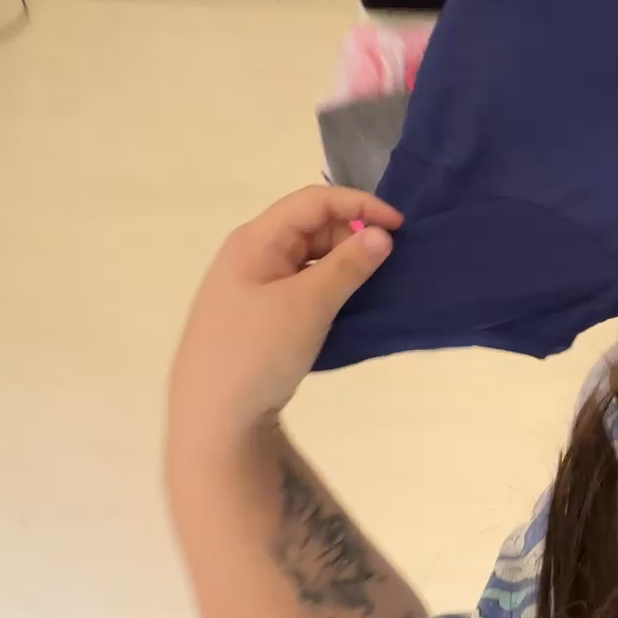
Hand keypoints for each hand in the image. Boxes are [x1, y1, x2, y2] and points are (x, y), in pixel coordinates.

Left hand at [170, 186, 403, 437]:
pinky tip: (355, 302)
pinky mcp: (266, 311)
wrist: (215, 415)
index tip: (402, 227)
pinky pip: (309, 283)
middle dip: (355, 234)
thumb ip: (348, 265)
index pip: (314, 201)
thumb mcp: (308, 305)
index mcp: (256, 241)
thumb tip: (383, 233)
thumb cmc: (257, 351)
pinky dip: (336, 285)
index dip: (360, 205)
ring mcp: (258, 284)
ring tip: (380, 282)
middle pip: (314, 226)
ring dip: (348, 262)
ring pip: (313, 256)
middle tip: (393, 261)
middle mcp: (255, 254)